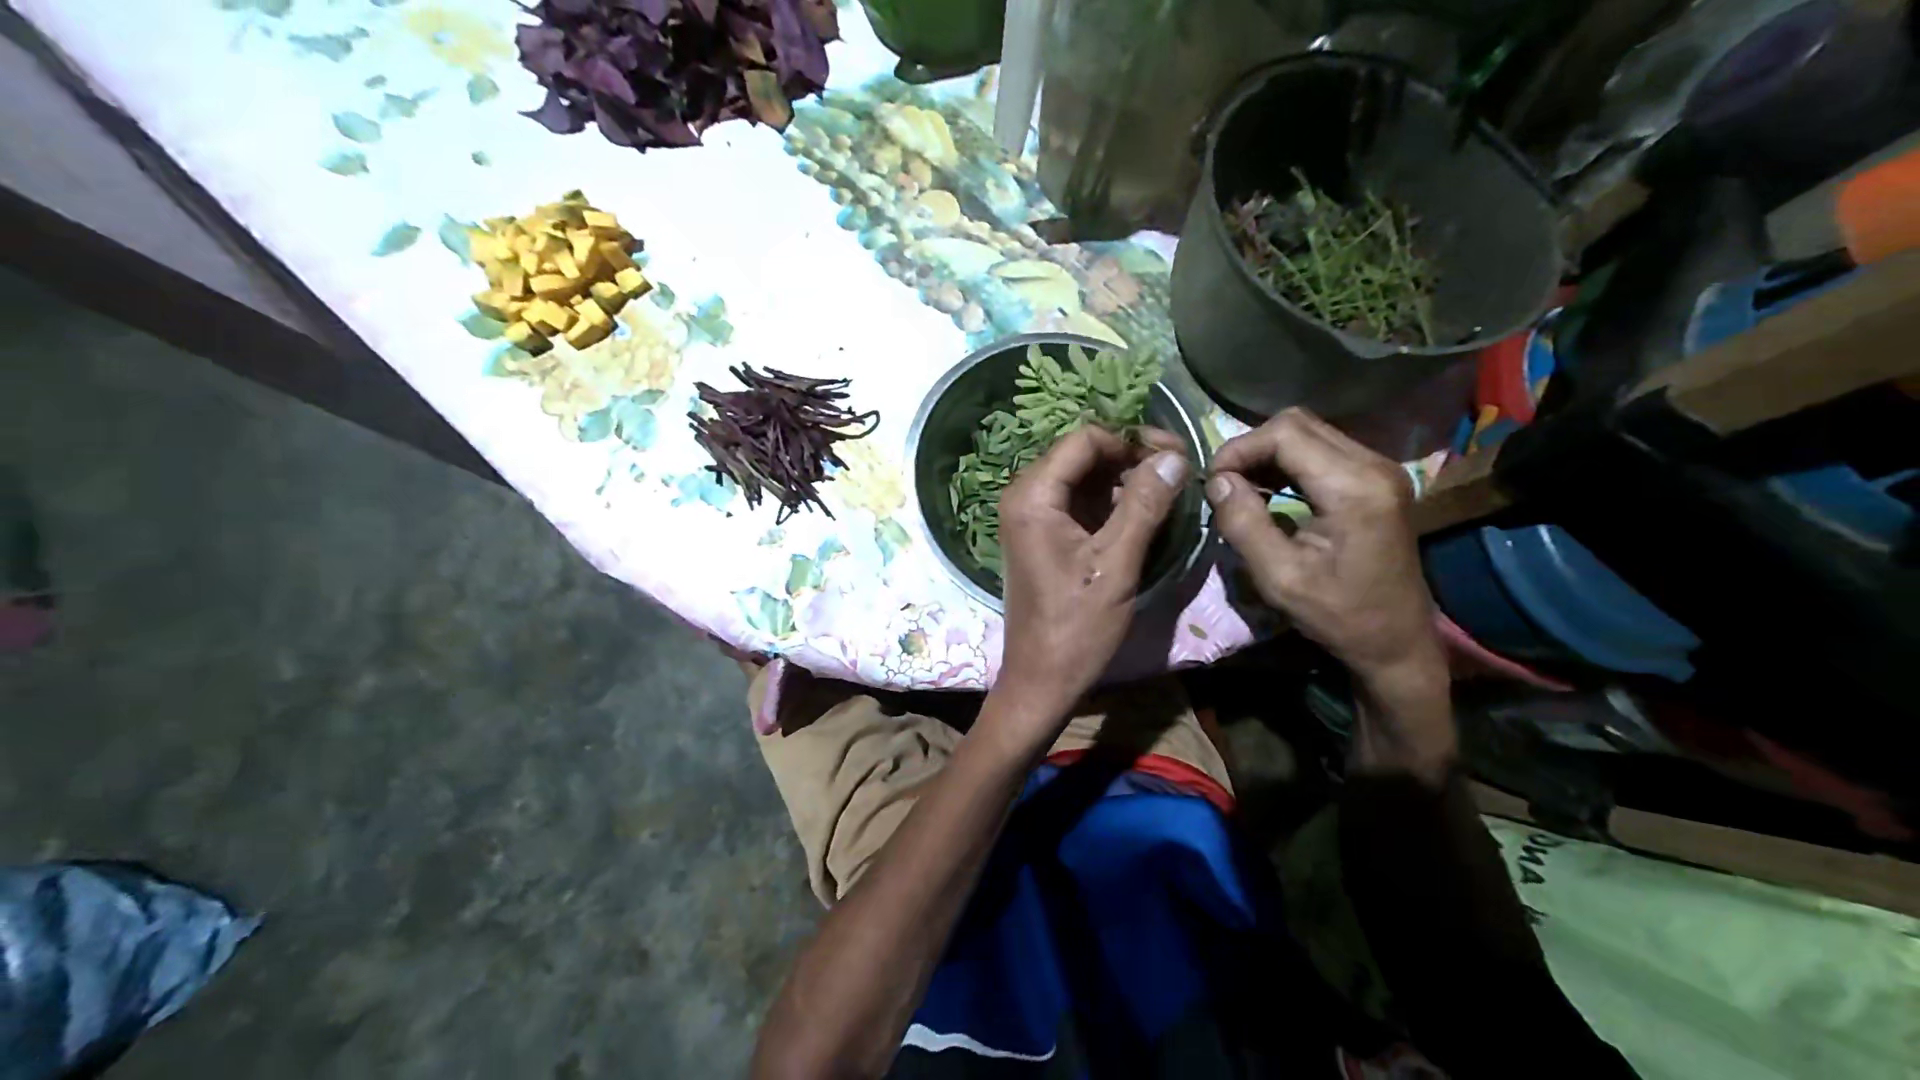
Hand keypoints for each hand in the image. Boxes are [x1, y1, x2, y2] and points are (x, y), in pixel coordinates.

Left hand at [994, 426, 1188, 726]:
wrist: (1042, 678)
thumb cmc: (1076, 625)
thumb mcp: (1116, 562)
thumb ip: (1144, 504)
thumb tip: (1175, 457)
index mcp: (1033, 496)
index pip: (1085, 440)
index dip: (1132, 440)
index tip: (1176, 454)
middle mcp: (1026, 498)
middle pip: (1084, 456)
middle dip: (1132, 457)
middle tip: (1179, 470)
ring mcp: (1034, 518)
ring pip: (1085, 480)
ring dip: (1126, 480)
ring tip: (1171, 491)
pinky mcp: (1046, 537)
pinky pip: (1082, 504)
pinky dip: (1114, 503)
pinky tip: (1147, 512)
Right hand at [1205, 407, 1441, 684]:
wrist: (1396, 642)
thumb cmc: (1339, 615)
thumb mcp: (1279, 578)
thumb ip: (1244, 524)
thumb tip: (1216, 481)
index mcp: (1354, 488)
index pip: (1285, 433)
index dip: (1240, 448)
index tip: (1213, 482)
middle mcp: (1374, 465)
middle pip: (1298, 423)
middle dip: (1251, 446)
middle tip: (1225, 483)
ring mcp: (1380, 469)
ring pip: (1309, 431)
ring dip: (1268, 453)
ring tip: (1242, 488)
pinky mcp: (1377, 479)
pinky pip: (1322, 449)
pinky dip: (1288, 461)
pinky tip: (1270, 491)